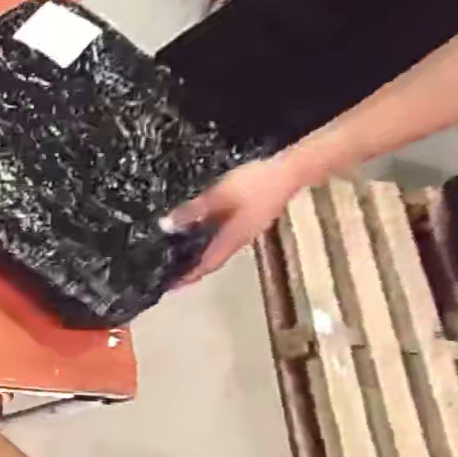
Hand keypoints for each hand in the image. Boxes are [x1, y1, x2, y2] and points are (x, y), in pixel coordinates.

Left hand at [167, 155, 309, 284]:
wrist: (292, 170)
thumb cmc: (255, 185)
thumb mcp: (218, 195)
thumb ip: (192, 210)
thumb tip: (165, 226)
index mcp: (230, 240)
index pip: (205, 266)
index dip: (187, 277)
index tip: (170, 285)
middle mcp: (239, 240)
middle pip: (212, 261)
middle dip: (191, 268)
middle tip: (170, 272)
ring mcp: (248, 230)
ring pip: (218, 249)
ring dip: (200, 254)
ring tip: (179, 254)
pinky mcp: (252, 219)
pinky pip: (225, 236)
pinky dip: (209, 240)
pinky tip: (200, 231)